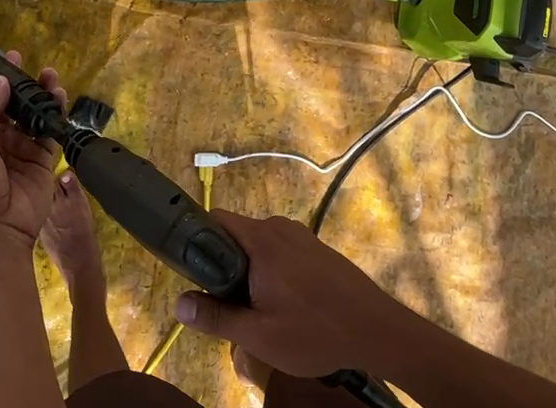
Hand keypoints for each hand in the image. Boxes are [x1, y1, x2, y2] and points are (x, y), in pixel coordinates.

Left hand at [0, 51, 64, 247]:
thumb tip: (2, 81)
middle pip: (8, 103)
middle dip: (15, 81)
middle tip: (21, 57)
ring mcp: (21, 148)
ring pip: (31, 113)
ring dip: (38, 93)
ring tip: (48, 73)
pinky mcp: (42, 158)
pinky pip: (50, 130)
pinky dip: (55, 112)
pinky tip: (60, 95)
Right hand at [174, 210, 411, 377]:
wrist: (377, 330)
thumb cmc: (316, 332)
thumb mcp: (259, 335)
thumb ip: (216, 317)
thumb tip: (178, 304)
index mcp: (260, 240)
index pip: (215, 220)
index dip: (197, 241)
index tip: (191, 271)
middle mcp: (278, 228)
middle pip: (236, 235)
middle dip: (225, 266)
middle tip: (227, 304)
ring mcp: (300, 235)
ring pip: (258, 246)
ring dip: (250, 273)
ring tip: (258, 311)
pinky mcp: (315, 248)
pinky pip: (279, 252)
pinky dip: (272, 272)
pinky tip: (285, 306)